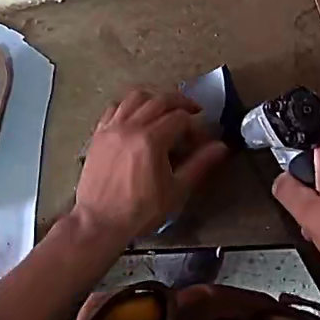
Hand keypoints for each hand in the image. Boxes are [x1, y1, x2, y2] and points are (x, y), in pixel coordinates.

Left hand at [70, 87, 227, 245]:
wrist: (100, 222)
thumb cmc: (140, 211)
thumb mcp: (176, 190)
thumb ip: (199, 164)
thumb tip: (221, 147)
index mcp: (151, 140)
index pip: (180, 118)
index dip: (195, 125)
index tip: (201, 137)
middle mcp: (130, 127)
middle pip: (159, 100)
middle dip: (180, 102)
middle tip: (192, 111)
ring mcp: (111, 128)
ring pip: (135, 97)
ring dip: (154, 99)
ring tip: (165, 109)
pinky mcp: (98, 135)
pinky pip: (115, 108)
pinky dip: (130, 106)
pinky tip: (137, 116)